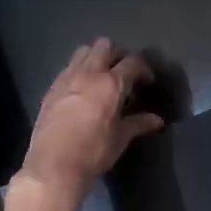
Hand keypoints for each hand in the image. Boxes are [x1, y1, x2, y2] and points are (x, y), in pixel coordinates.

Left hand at [18, 38, 162, 200]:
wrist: (54, 164)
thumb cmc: (94, 150)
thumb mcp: (121, 137)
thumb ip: (139, 123)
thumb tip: (158, 120)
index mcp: (111, 83)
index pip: (133, 62)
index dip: (144, 69)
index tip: (148, 82)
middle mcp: (88, 73)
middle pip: (105, 46)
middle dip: (119, 54)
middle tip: (125, 73)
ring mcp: (67, 78)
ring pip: (83, 51)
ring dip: (96, 57)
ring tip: (103, 77)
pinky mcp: (52, 88)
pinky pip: (68, 67)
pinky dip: (79, 70)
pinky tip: (83, 90)